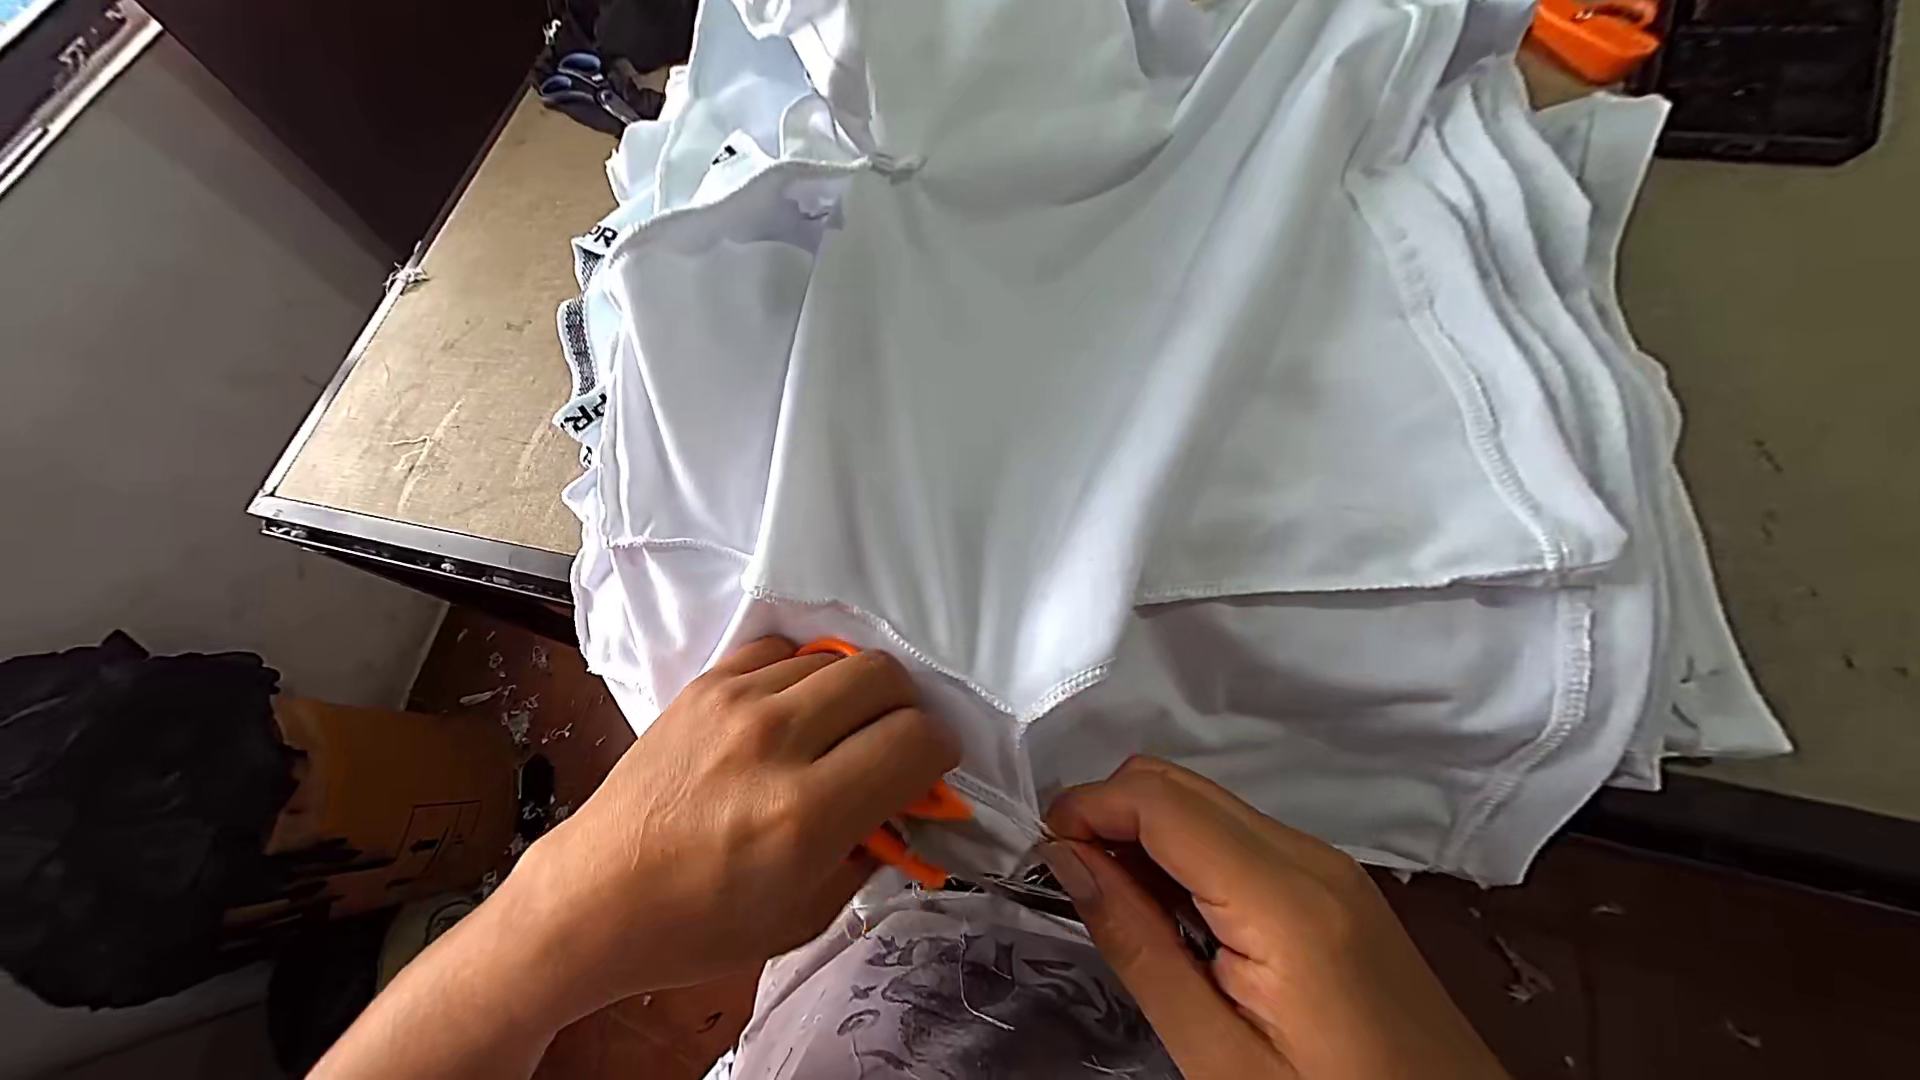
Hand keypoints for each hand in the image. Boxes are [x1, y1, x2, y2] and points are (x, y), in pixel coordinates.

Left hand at [507, 637, 960, 1017]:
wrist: (594, 896)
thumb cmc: (703, 923)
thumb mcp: (810, 910)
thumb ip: (878, 843)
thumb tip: (914, 791)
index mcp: (805, 814)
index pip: (915, 740)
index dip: (940, 750)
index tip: (931, 764)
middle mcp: (774, 742)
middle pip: (885, 677)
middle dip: (907, 707)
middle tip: (892, 739)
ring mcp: (736, 701)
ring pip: (840, 657)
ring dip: (856, 692)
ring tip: (835, 729)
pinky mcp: (707, 681)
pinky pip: (786, 647)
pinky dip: (805, 673)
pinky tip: (792, 707)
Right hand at [1041, 756, 1508, 1079]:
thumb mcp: (1219, 1062)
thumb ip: (1138, 945)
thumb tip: (1066, 857)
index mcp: (1284, 898)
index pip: (1159, 801)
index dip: (1088, 806)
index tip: (1045, 852)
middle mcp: (1304, 853)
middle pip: (1174, 781)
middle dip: (1107, 810)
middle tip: (1074, 876)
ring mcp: (1320, 859)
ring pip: (1196, 796)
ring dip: (1138, 826)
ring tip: (1116, 896)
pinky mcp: (1325, 876)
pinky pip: (1227, 827)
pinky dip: (1176, 844)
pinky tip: (1168, 903)